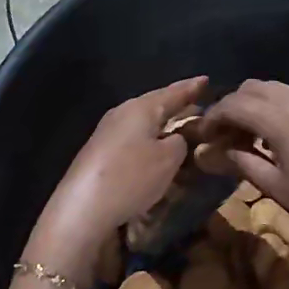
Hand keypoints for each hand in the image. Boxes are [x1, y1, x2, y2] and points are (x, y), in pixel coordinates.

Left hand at [25, 76, 207, 280]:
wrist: (82, 209)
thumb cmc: (131, 177)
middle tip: (198, 104)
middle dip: (176, 105)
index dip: (191, 87)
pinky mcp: (100, 154)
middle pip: (155, 104)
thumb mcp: (169, 159)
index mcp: (141, 108)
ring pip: (143, 122)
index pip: (173, 92)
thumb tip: (174, 137)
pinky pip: (134, 139)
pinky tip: (156, 149)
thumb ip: (180, 142)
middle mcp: (122, 113)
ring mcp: (107, 133)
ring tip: (181, 127)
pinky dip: (150, 141)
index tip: (206, 79)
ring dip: (163, 125)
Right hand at [201, 80, 288, 248]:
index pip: (235, 104)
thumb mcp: (276, 187)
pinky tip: (269, 135)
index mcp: (280, 120)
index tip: (201, 135)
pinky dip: (271, 107)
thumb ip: (242, 162)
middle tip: (220, 135)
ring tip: (242, 135)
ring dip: (252, 104)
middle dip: (232, 105)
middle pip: (253, 88)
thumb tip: (213, 152)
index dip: (213, 116)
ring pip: (272, 89)